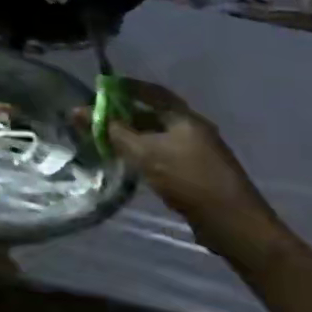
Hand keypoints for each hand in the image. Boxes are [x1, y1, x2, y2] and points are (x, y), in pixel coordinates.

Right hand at [89, 80, 281, 246]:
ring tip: (107, 141)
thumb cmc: (187, 179)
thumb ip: (111, 131)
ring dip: (134, 136)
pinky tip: (130, 164)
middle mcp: (194, 130)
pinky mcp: (198, 174)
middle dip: (126, 114)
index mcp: (185, 118)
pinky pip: (165, 154)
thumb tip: (77, 111)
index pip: (153, 92)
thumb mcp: (143, 153)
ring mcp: (199, 153)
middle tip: (98, 118)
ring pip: (159, 136)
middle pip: (155, 114)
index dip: (127, 87)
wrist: (234, 224)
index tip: (102, 87)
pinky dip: (145, 153)